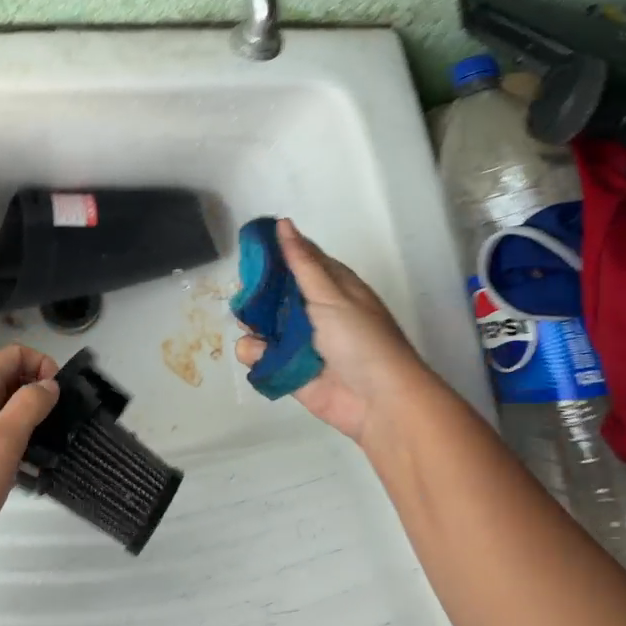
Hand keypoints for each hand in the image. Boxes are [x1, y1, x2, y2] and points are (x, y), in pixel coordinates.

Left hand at [0, 344, 60, 577]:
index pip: (15, 354)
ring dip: (25, 421)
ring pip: (0, 407)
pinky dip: (10, 441)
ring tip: (41, 453)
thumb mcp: (5, 442)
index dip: (42, 367)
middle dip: (36, 395)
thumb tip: (49, 383)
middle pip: (7, 378)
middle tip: (54, 428)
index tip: (58, 400)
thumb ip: (30, 404)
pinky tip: (21, 470)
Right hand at [235, 219, 438, 448]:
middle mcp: (315, 310)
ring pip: (263, 323)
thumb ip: (302, 263)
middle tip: (245, 291)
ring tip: (251, 324)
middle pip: (275, 291)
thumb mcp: (331, 295)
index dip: (275, 250)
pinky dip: (256, 354)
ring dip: (253, 323)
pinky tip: (260, 353)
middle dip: (257, 291)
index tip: (248, 244)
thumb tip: (283, 223)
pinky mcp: (289, 369)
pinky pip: (262, 356)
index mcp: (332, 286)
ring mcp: (301, 341)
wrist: (380, 403)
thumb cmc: (361, 340)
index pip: (300, 258)